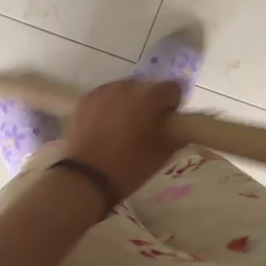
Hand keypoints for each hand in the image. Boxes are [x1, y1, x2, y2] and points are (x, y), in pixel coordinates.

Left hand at [62, 78, 184, 199]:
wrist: (86, 179)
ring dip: (129, 103)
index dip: (173, 105)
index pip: (173, 88)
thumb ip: (178, 133)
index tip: (169, 123)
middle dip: (150, 103)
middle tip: (146, 127)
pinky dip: (109, 107)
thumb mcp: (162, 154)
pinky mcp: (85, 100)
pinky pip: (105, 97)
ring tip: (123, 127)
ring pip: (124, 91)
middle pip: (147, 87)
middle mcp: (126, 86)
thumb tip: (180, 124)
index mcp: (149, 97)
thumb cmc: (129, 168)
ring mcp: (102, 91)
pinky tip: (105, 127)